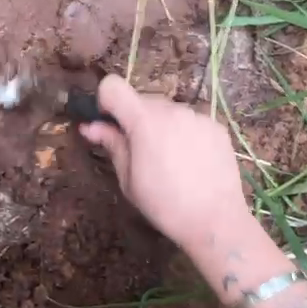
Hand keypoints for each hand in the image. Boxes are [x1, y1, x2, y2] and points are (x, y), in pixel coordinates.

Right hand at [79, 75, 252, 250]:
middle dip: (134, 120)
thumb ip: (112, 145)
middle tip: (138, 153)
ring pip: (167, 111)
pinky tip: (189, 162)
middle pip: (141, 101)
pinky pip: (190, 121)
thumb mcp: (129, 180)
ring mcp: (198, 116)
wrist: (215, 221)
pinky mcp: (216, 127)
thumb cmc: (164, 206)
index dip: (105, 103)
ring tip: (168, 162)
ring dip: (160, 126)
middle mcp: (172, 110)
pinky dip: (183, 133)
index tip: (108, 125)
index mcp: (145, 122)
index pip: (112, 86)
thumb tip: (90, 126)